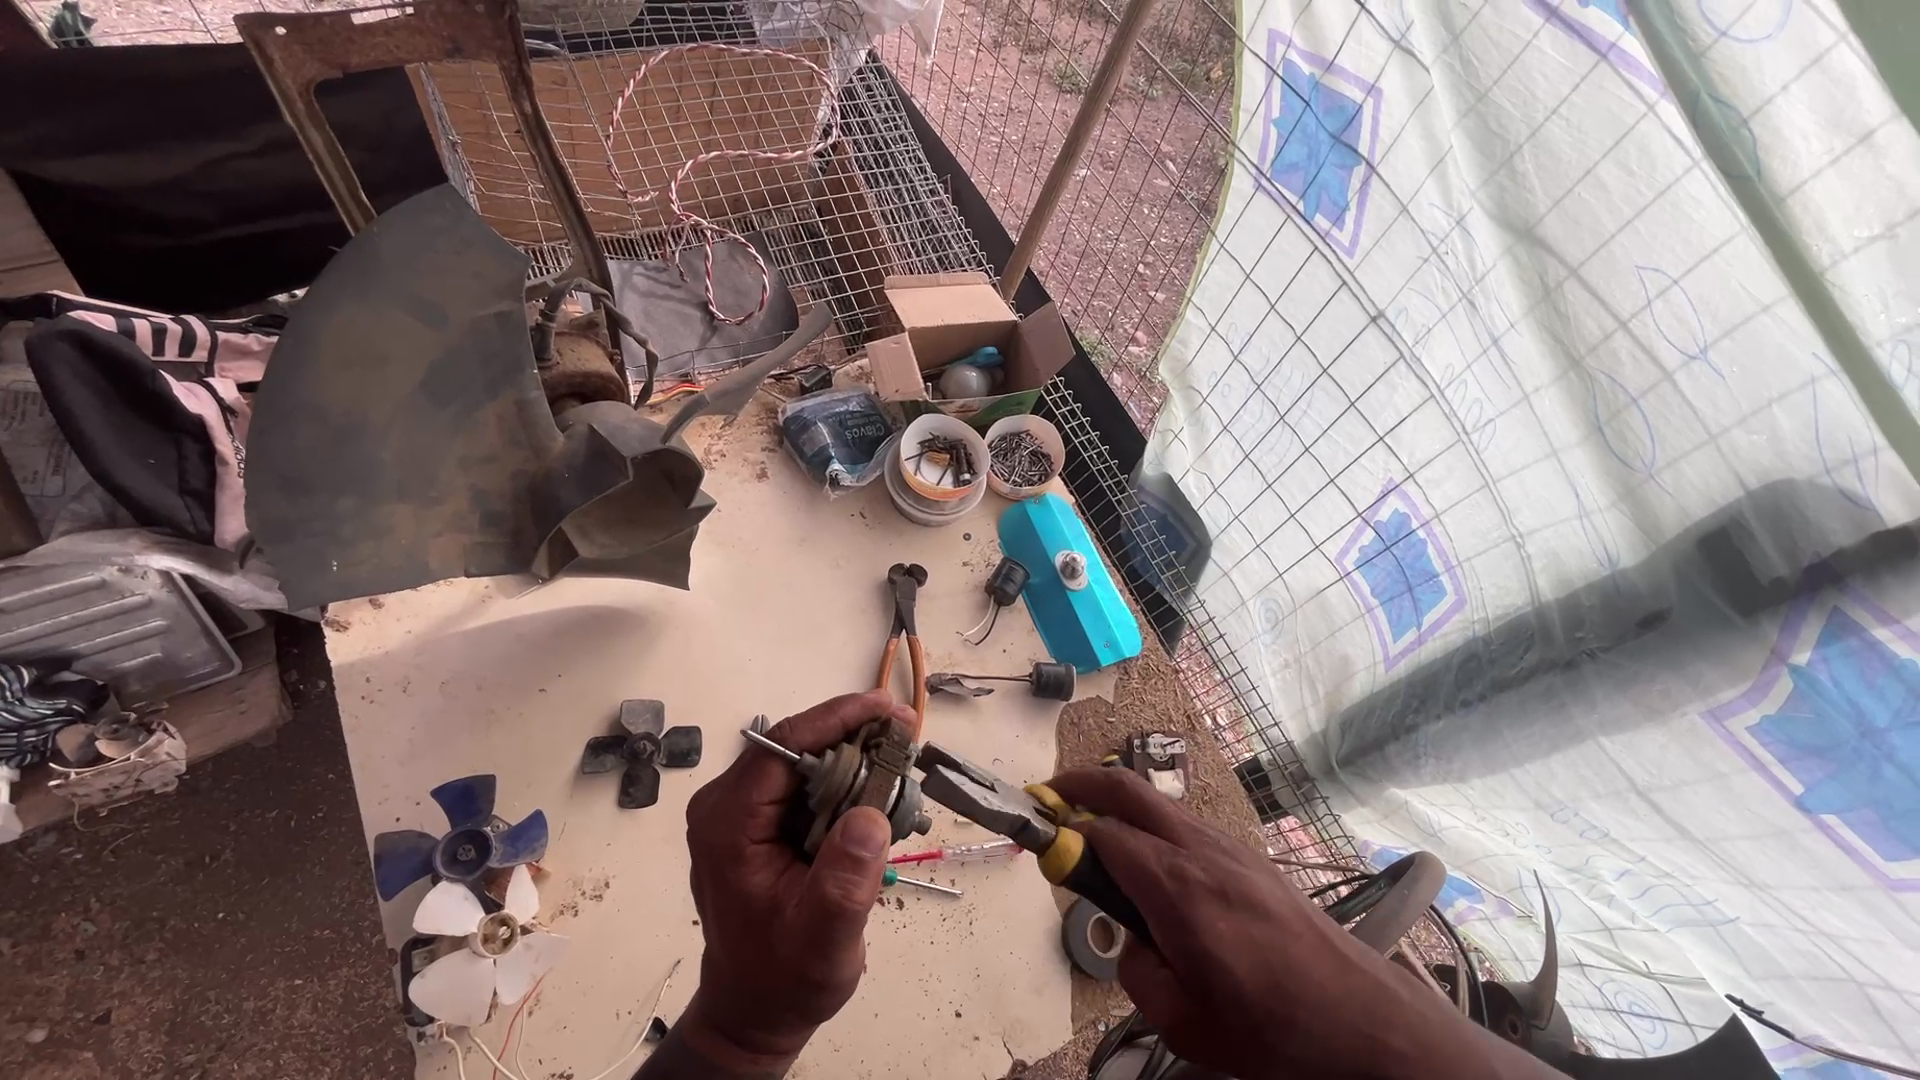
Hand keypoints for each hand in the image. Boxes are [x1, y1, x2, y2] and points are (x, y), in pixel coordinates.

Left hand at [675, 691, 910, 1073]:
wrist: (755, 1008)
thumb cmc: (784, 977)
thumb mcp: (823, 937)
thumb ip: (845, 879)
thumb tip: (871, 814)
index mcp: (728, 824)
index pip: (784, 747)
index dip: (838, 718)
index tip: (889, 708)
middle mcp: (726, 805)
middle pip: (795, 743)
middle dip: (853, 732)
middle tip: (907, 734)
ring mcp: (742, 810)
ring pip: (804, 756)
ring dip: (854, 753)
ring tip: (900, 758)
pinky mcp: (760, 818)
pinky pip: (806, 778)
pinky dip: (845, 775)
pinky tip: (878, 786)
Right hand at [1046, 768, 1558, 1079]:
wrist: (1362, 1018)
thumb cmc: (1270, 1027)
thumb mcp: (1184, 1023)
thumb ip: (1138, 971)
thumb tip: (1132, 941)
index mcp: (1175, 887)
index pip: (1102, 834)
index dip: (1065, 832)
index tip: (1039, 835)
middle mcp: (1199, 850)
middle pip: (1128, 788)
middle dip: (1081, 782)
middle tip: (1051, 792)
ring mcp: (1228, 846)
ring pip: (1159, 801)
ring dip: (1119, 800)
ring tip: (1097, 828)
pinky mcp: (1249, 856)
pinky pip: (1187, 822)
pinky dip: (1154, 821)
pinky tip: (1154, 859)